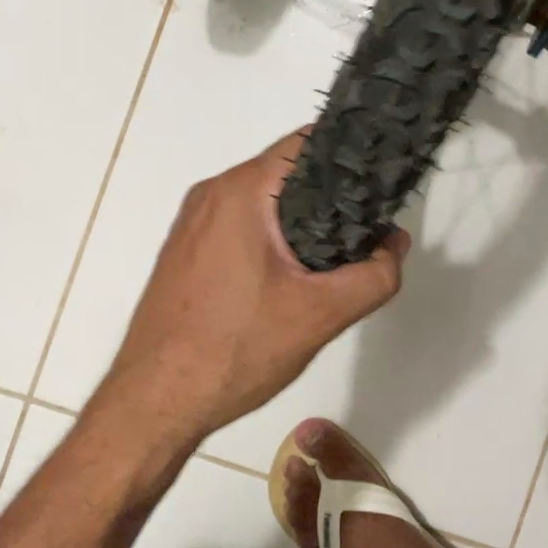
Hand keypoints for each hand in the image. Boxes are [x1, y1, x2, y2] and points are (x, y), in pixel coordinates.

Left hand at [98, 130, 411, 439]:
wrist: (152, 405)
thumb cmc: (233, 350)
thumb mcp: (320, 315)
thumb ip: (373, 277)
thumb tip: (395, 245)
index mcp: (241, 192)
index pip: (307, 142)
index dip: (352, 153)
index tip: (383, 178)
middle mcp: (212, 194)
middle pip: (287, 171)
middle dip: (333, 191)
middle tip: (371, 222)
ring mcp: (194, 222)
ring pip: (265, 200)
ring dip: (304, 217)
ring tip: (341, 249)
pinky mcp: (187, 250)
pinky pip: (242, 223)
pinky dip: (274, 234)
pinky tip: (296, 273)